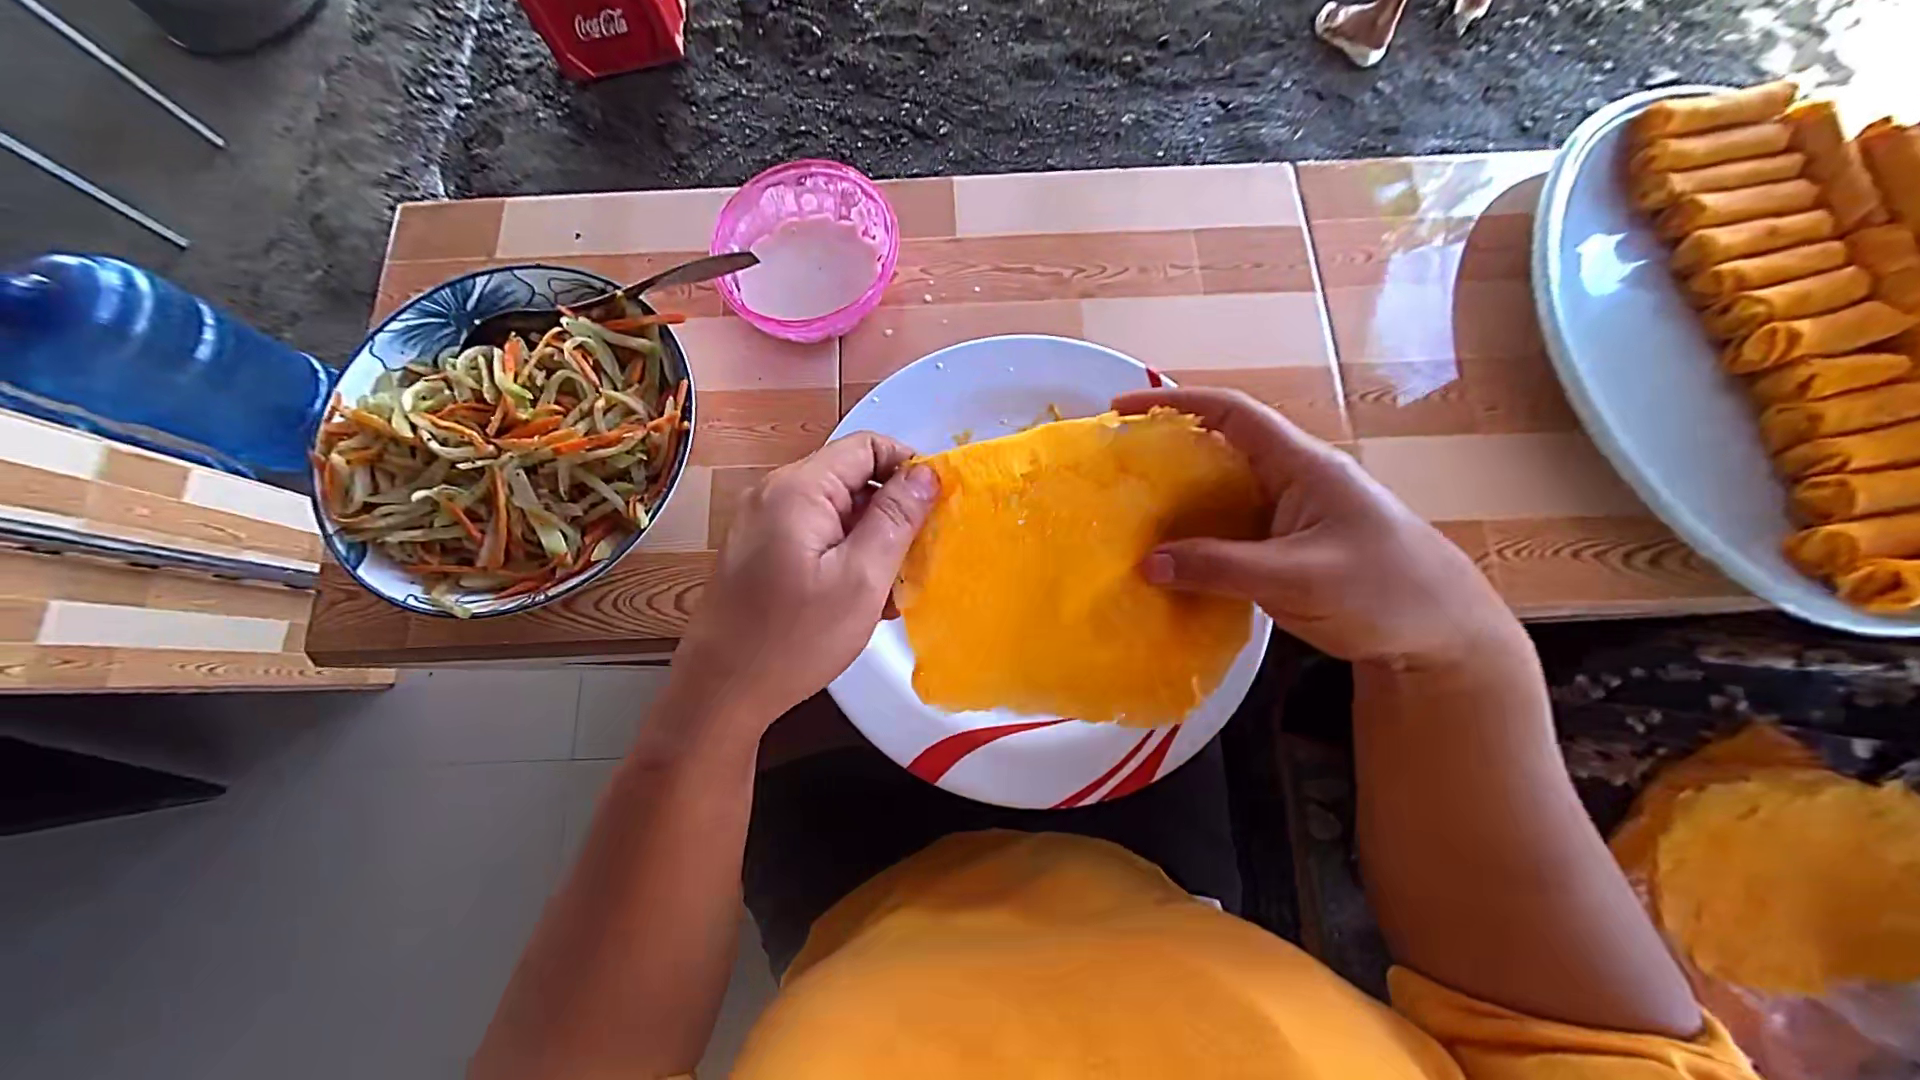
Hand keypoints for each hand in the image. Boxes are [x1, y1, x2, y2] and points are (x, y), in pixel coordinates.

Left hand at [670, 432, 938, 729]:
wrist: (721, 692)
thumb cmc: (793, 639)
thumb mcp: (862, 578)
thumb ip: (897, 518)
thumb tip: (926, 473)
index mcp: (798, 489)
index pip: (867, 446)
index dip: (908, 467)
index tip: (936, 506)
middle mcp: (774, 493)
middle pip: (851, 478)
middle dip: (891, 511)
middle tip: (916, 557)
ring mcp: (762, 522)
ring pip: (836, 510)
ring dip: (871, 539)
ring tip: (890, 587)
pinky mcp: (759, 549)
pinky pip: (815, 534)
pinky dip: (844, 554)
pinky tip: (859, 596)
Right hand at [1112, 387, 1521, 669]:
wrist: (1443, 638)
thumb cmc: (1385, 593)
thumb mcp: (1296, 578)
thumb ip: (1219, 568)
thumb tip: (1147, 562)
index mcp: (1301, 465)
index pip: (1231, 413)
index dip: (1175, 402)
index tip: (1123, 407)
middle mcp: (1291, 480)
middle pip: (1218, 449)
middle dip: (1166, 451)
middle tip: (1117, 469)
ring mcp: (1288, 514)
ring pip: (1220, 493)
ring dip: (1177, 500)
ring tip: (1131, 514)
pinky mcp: (1284, 546)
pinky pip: (1228, 530)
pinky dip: (1195, 537)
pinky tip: (1170, 557)